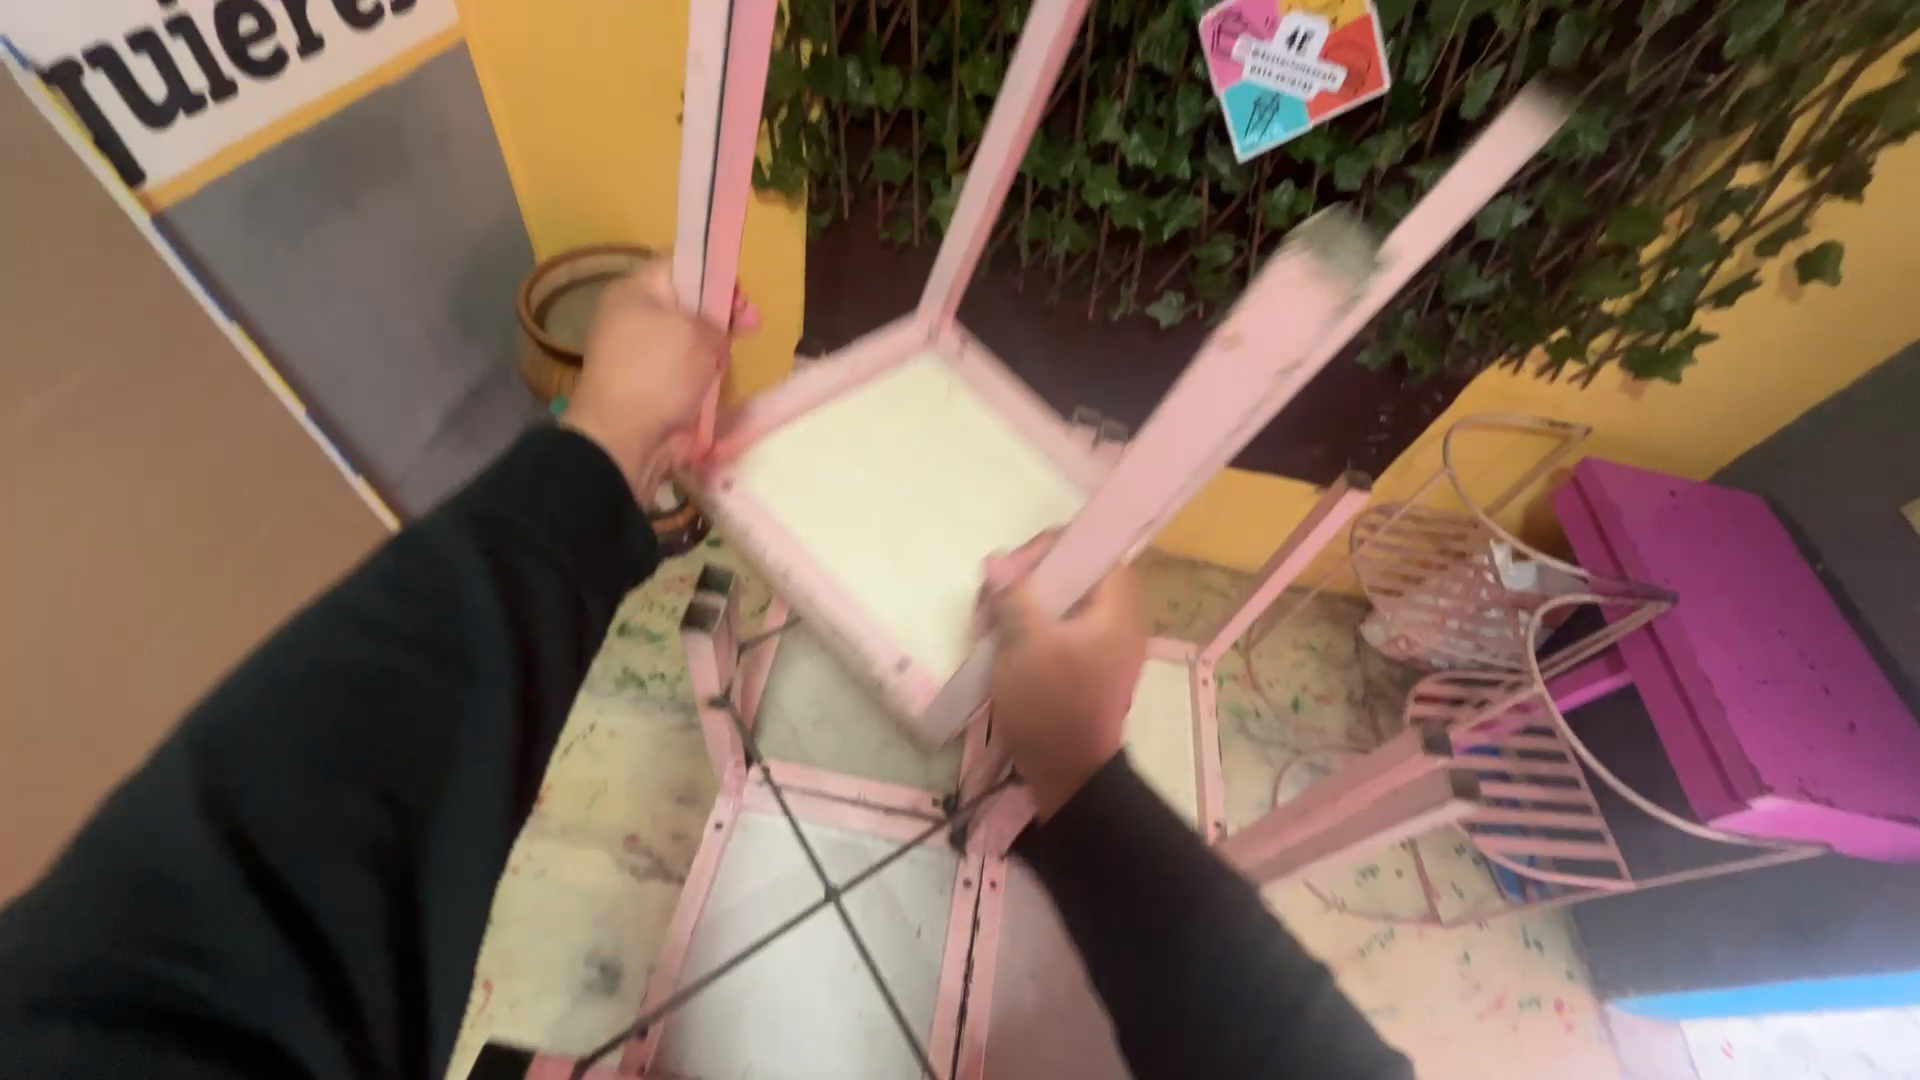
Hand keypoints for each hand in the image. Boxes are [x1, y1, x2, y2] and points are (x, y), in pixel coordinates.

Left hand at [562, 259, 758, 499]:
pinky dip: (706, 378)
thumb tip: (719, 331)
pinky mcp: (655, 386)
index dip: (717, 275)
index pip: (683, 264)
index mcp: (637, 291)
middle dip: (723, 317)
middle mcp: (637, 318)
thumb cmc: (658, 372)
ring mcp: (645, 355)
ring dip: (716, 353)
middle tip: (750, 330)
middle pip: (692, 304)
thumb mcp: (697, 332)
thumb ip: (718, 318)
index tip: (741, 300)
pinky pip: (689, 372)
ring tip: (726, 367)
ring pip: (694, 341)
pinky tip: (717, 387)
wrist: (626, 437)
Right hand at [982, 532, 1146, 819]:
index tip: (1013, 570)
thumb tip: (997, 560)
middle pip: (1071, 573)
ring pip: (1057, 600)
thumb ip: (1014, 596)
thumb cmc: (1050, 706)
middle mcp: (1116, 619)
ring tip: (985, 625)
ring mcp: (1099, 642)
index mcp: (1116, 609)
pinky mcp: (1082, 662)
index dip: (1052, 549)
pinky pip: (1054, 625)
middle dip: (1025, 580)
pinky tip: (997, 640)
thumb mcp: (1025, 645)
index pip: (1094, 550)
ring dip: (1019, 603)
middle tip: (989, 602)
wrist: (1067, 775)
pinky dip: (1026, 625)